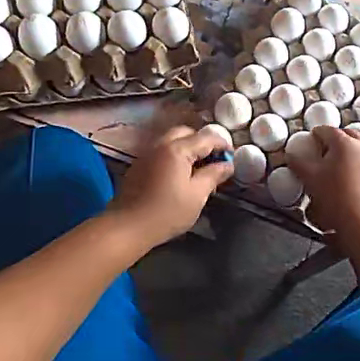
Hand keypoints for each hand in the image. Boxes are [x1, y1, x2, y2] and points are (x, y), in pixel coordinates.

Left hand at [110, 125, 232, 244]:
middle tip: (214, 160)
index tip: (232, 156)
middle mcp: (160, 145)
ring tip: (198, 168)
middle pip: (186, 133)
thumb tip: (228, 165)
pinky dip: (174, 156)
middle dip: (202, 142)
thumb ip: (214, 175)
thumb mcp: (197, 195)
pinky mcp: (139, 165)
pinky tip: (179, 174)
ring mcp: (147, 154)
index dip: (222, 144)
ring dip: (187, 148)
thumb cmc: (167, 212)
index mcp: (177, 149)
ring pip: (171, 141)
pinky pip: (161, 152)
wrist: (127, 227)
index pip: (206, 138)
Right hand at [288, 125, 359, 245]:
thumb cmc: (335, 197)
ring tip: (343, 154)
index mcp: (343, 142)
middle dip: (335, 137)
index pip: (326, 130)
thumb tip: (291, 156)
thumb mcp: (310, 178)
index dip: (316, 134)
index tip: (310, 140)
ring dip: (354, 143)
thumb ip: (298, 163)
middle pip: (347, 133)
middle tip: (323, 149)